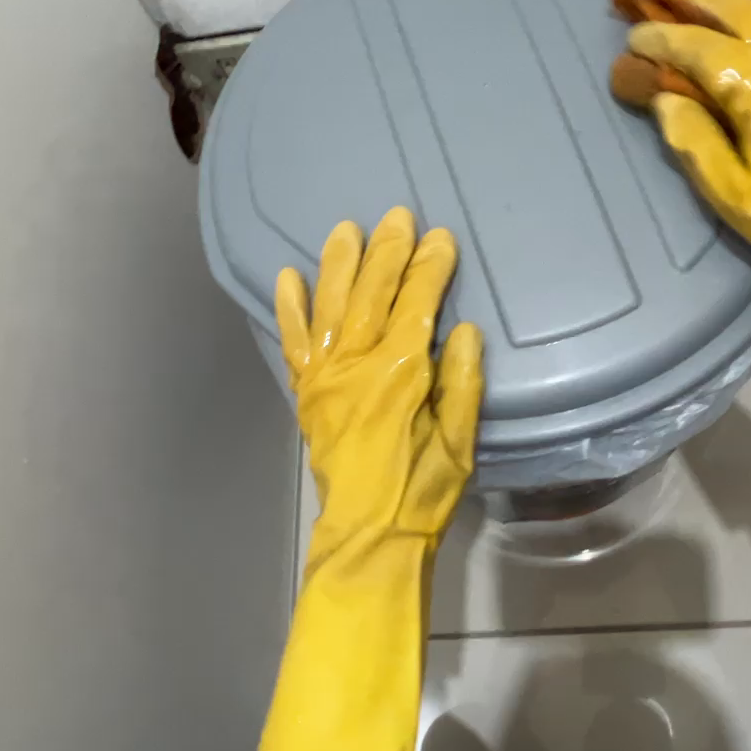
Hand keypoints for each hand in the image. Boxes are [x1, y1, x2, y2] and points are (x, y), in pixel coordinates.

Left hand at [247, 206, 482, 750]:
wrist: (367, 535)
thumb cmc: (421, 493)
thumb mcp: (459, 443)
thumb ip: (461, 384)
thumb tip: (461, 331)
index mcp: (400, 376)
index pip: (416, 307)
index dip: (429, 269)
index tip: (440, 238)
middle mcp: (356, 367)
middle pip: (370, 296)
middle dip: (386, 253)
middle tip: (396, 216)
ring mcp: (325, 379)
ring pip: (330, 309)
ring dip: (338, 266)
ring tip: (344, 229)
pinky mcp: (307, 395)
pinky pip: (294, 344)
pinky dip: (290, 309)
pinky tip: (289, 277)